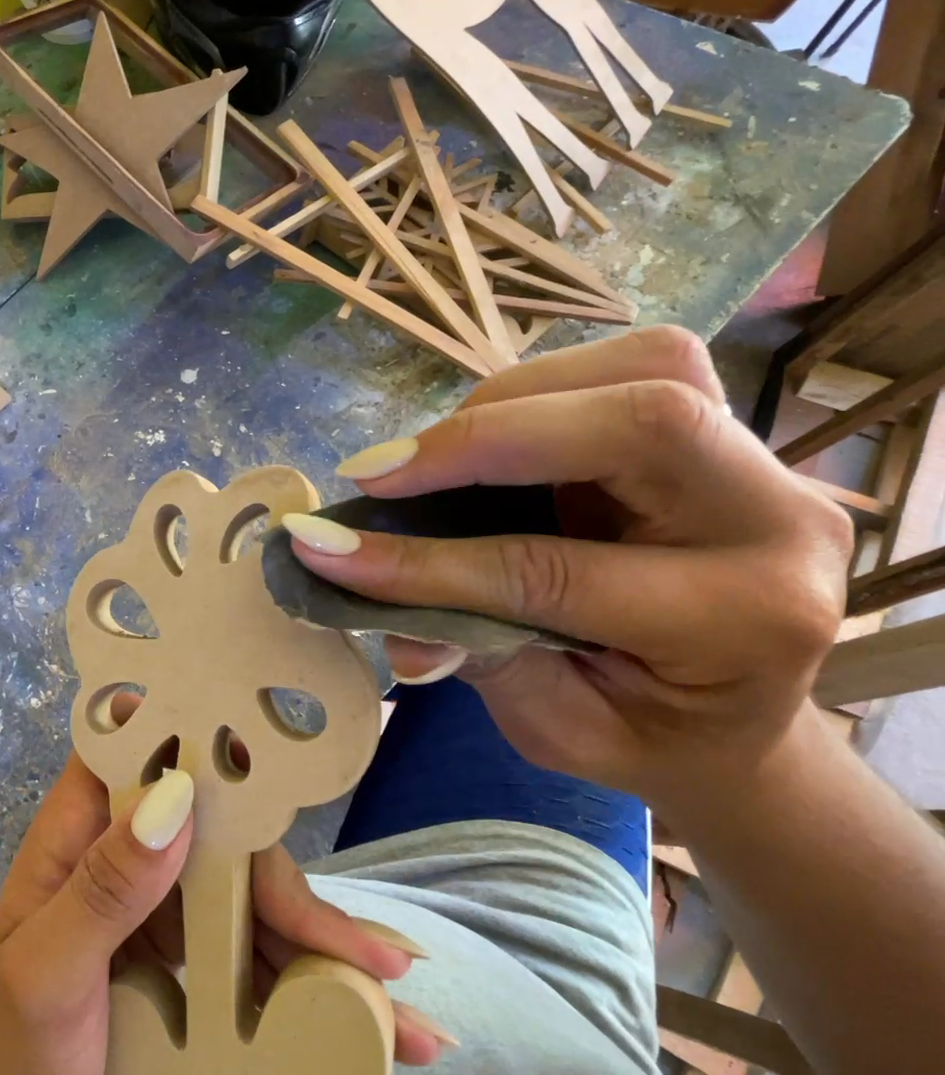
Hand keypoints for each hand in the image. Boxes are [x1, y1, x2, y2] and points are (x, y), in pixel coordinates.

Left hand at [0, 696, 452, 1074]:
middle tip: (372, 960)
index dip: (197, 738)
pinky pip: (257, 956)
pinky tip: (375, 1026)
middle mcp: (128, 856)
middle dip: (291, 884)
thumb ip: (102, 887)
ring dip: (324, 946)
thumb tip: (177, 796)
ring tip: (402, 1017)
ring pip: (250, 896)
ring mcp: (164, 910)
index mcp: (79, 835)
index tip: (272, 758)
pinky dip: (313, 984)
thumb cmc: (12, 1043)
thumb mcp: (46, 968)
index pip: (137, 753)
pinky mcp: (190, 962)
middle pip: (220, 835)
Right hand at [279, 327, 852, 819]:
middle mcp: (776, 524)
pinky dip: (534, 392)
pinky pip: (632, 367)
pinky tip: (480, 440)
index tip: (322, 549)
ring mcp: (768, 461)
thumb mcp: (553, 726)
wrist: (731, 713)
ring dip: (505, 404)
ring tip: (423, 461)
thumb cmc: (641, 731)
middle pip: (641, 422)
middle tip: (374, 476)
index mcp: (740, 623)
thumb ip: (470, 654)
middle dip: (480, 440)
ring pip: (643, 370)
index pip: (555, 571)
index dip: (427, 561)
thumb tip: (358, 591)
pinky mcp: (726, 427)